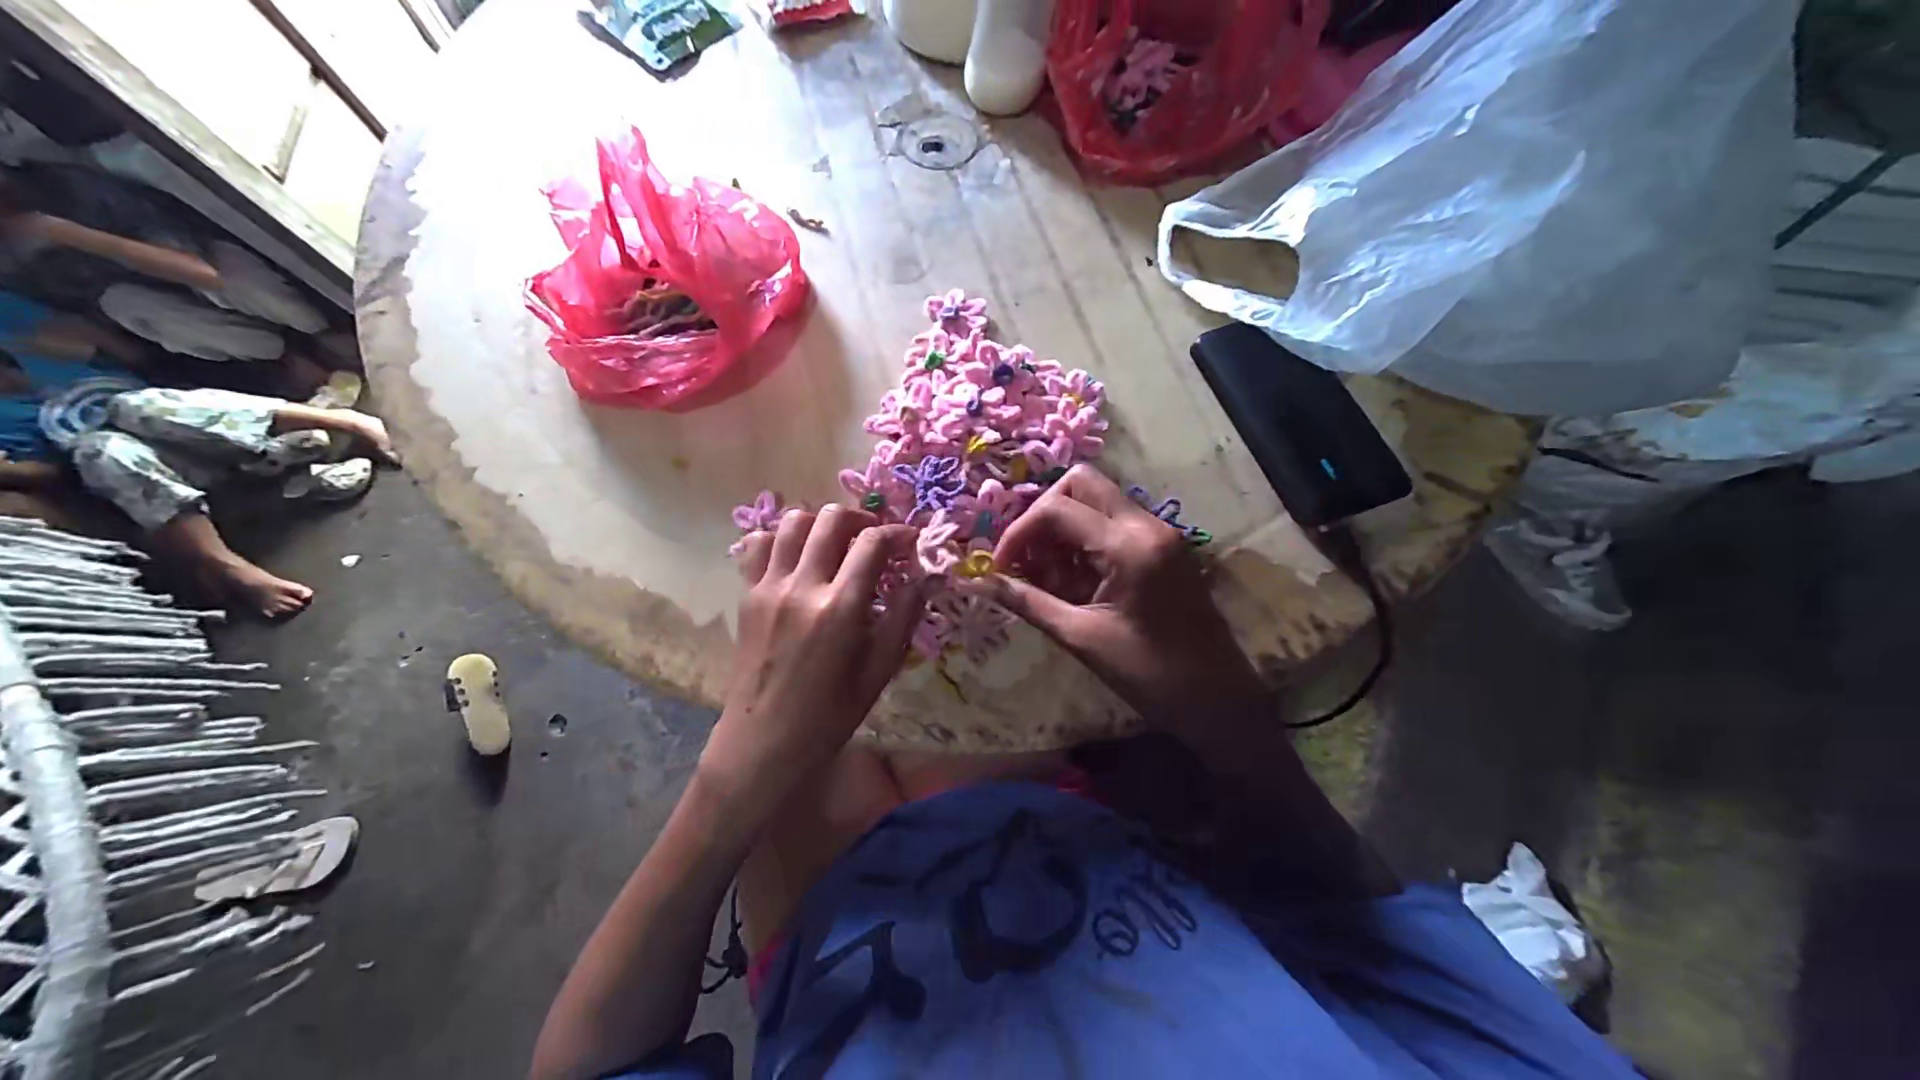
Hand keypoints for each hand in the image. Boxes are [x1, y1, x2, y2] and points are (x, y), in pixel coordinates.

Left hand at [701, 506, 929, 821]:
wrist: (765, 739)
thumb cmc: (831, 713)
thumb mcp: (880, 670)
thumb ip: (904, 616)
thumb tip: (924, 576)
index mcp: (840, 607)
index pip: (873, 542)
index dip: (898, 533)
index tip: (910, 541)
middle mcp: (803, 586)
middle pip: (832, 518)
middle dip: (862, 518)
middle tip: (875, 538)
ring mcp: (769, 586)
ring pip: (794, 521)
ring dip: (822, 523)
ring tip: (838, 543)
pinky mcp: (748, 594)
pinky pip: (761, 544)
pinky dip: (783, 538)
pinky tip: (799, 557)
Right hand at [976, 465, 1271, 727]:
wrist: (1220, 701)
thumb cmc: (1150, 675)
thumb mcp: (1081, 638)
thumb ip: (1028, 602)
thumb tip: (978, 583)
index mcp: (1129, 545)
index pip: (1057, 509)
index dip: (1018, 534)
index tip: (1000, 569)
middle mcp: (1147, 525)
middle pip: (1080, 484)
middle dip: (1042, 517)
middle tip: (1025, 560)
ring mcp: (1160, 534)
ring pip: (1096, 502)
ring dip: (1063, 532)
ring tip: (1045, 579)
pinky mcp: (1164, 549)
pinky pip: (1114, 526)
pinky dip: (1085, 545)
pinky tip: (1072, 584)